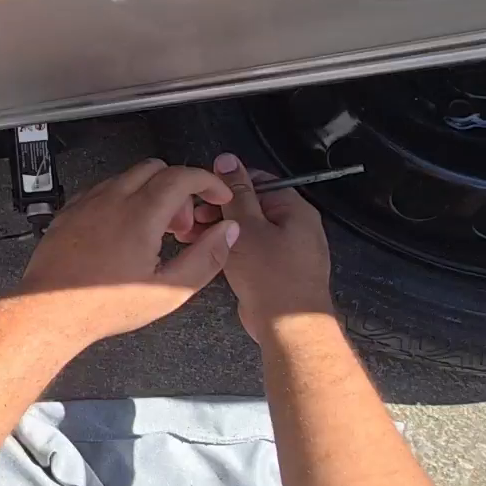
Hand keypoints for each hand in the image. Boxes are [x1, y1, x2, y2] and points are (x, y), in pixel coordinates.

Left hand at [11, 158, 238, 343]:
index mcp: (138, 215)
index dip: (207, 181)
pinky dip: (121, 199)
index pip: (181, 175)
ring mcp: (85, 204)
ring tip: (153, 233)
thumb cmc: (102, 305)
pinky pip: (101, 190)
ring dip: (149, 193)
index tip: (216, 195)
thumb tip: (226, 234)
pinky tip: (124, 231)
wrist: (51, 309)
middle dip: (179, 188)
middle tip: (182, 224)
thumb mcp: (169, 291)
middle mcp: (109, 201)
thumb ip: (207, 257)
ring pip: (126, 177)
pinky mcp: (68, 212)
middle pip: (155, 169)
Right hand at [200, 153, 334, 337]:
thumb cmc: (270, 275)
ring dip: (219, 229)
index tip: (200, 193)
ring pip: (246, 227)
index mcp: (294, 209)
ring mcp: (286, 248)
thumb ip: (235, 193)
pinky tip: (209, 252)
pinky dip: (228, 246)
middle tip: (191, 219)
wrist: (286, 325)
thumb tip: (227, 160)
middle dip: (217, 209)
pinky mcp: (274, 267)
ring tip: (193, 237)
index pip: (257, 180)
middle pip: (250, 204)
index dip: (225, 184)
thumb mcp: (245, 227)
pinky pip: (249, 247)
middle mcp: (294, 225)